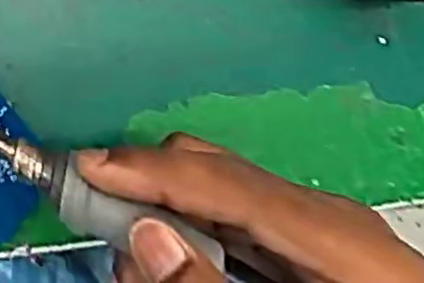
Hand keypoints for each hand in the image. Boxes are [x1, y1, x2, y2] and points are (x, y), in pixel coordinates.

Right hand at [78, 134, 423, 282]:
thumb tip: (146, 233)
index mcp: (339, 234)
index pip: (222, 178)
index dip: (146, 168)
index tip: (84, 167)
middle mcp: (330, 218)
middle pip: (217, 172)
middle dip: (149, 187)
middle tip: (93, 210)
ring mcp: (328, 232)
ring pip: (223, 193)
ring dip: (168, 212)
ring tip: (133, 250)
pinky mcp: (320, 251)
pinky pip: (242, 222)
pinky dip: (199, 232)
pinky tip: (180, 256)